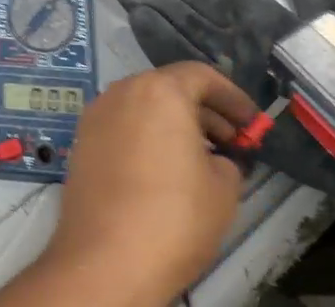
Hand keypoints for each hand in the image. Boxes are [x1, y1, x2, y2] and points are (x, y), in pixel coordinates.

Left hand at [0, 62, 257, 306]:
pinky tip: (165, 170)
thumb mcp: (223, 188)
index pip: (201, 75)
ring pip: (143, 107)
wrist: (106, 258)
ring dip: (174, 124)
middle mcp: (122, 91)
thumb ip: (226, 160)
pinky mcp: (81, 143)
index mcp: (159, 91)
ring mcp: (95, 116)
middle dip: (204, 111)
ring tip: (203, 158)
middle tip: (233, 141)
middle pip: (169, 88)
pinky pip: (122, 127)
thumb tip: (216, 158)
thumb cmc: (174, 216)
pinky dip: (146, 137)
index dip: (233, 97)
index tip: (252, 122)